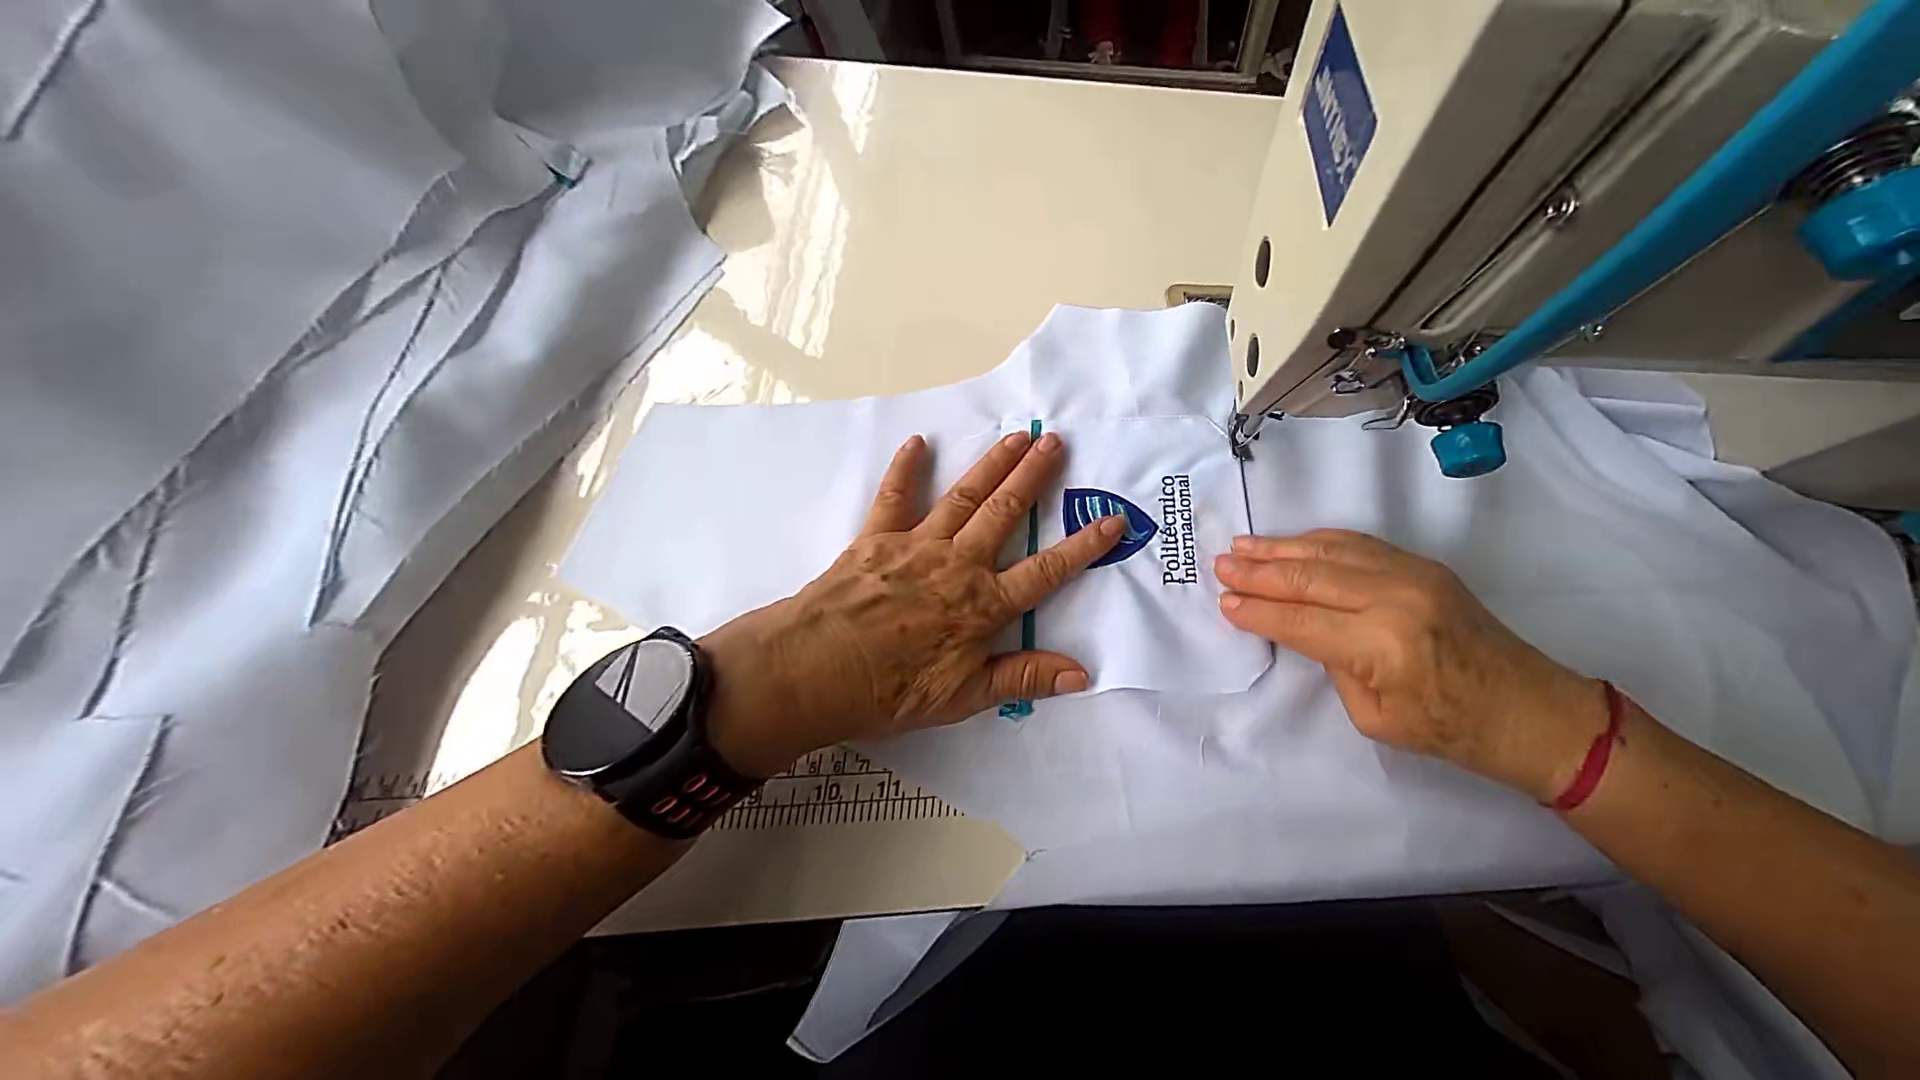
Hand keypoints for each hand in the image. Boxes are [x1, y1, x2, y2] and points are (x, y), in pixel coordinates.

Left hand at [701, 430, 1125, 775]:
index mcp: (982, 606)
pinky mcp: (875, 539)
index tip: (1112, 521)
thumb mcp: (962, 698)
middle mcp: (956, 565)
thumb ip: (1022, 678)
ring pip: (963, 497)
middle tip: (1055, 441)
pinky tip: (917, 443)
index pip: (1046, 571)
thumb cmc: (888, 692)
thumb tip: (1083, 674)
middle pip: (1005, 514)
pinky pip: (894, 497)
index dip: (1082, 547)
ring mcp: (915, 546)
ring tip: (1015, 436)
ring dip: (991, 465)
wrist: (811, 672)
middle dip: (1034, 477)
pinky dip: (906, 469)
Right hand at [1214, 529, 1607, 802]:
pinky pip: (1358, 544)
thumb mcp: (1372, 715)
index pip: (1299, 620)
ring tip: (1243, 546)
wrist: (1530, 710)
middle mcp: (1395, 599)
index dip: (1256, 610)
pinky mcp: (1424, 566)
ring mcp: (1413, 575)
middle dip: (1258, 571)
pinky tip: (1291, 544)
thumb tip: (1302, 626)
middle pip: (1308, 577)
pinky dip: (1317, 541)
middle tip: (1222, 564)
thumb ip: (1333, 663)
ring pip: (1329, 551)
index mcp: (1381, 645)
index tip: (1224, 601)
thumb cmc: (1448, 728)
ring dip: (1280, 548)